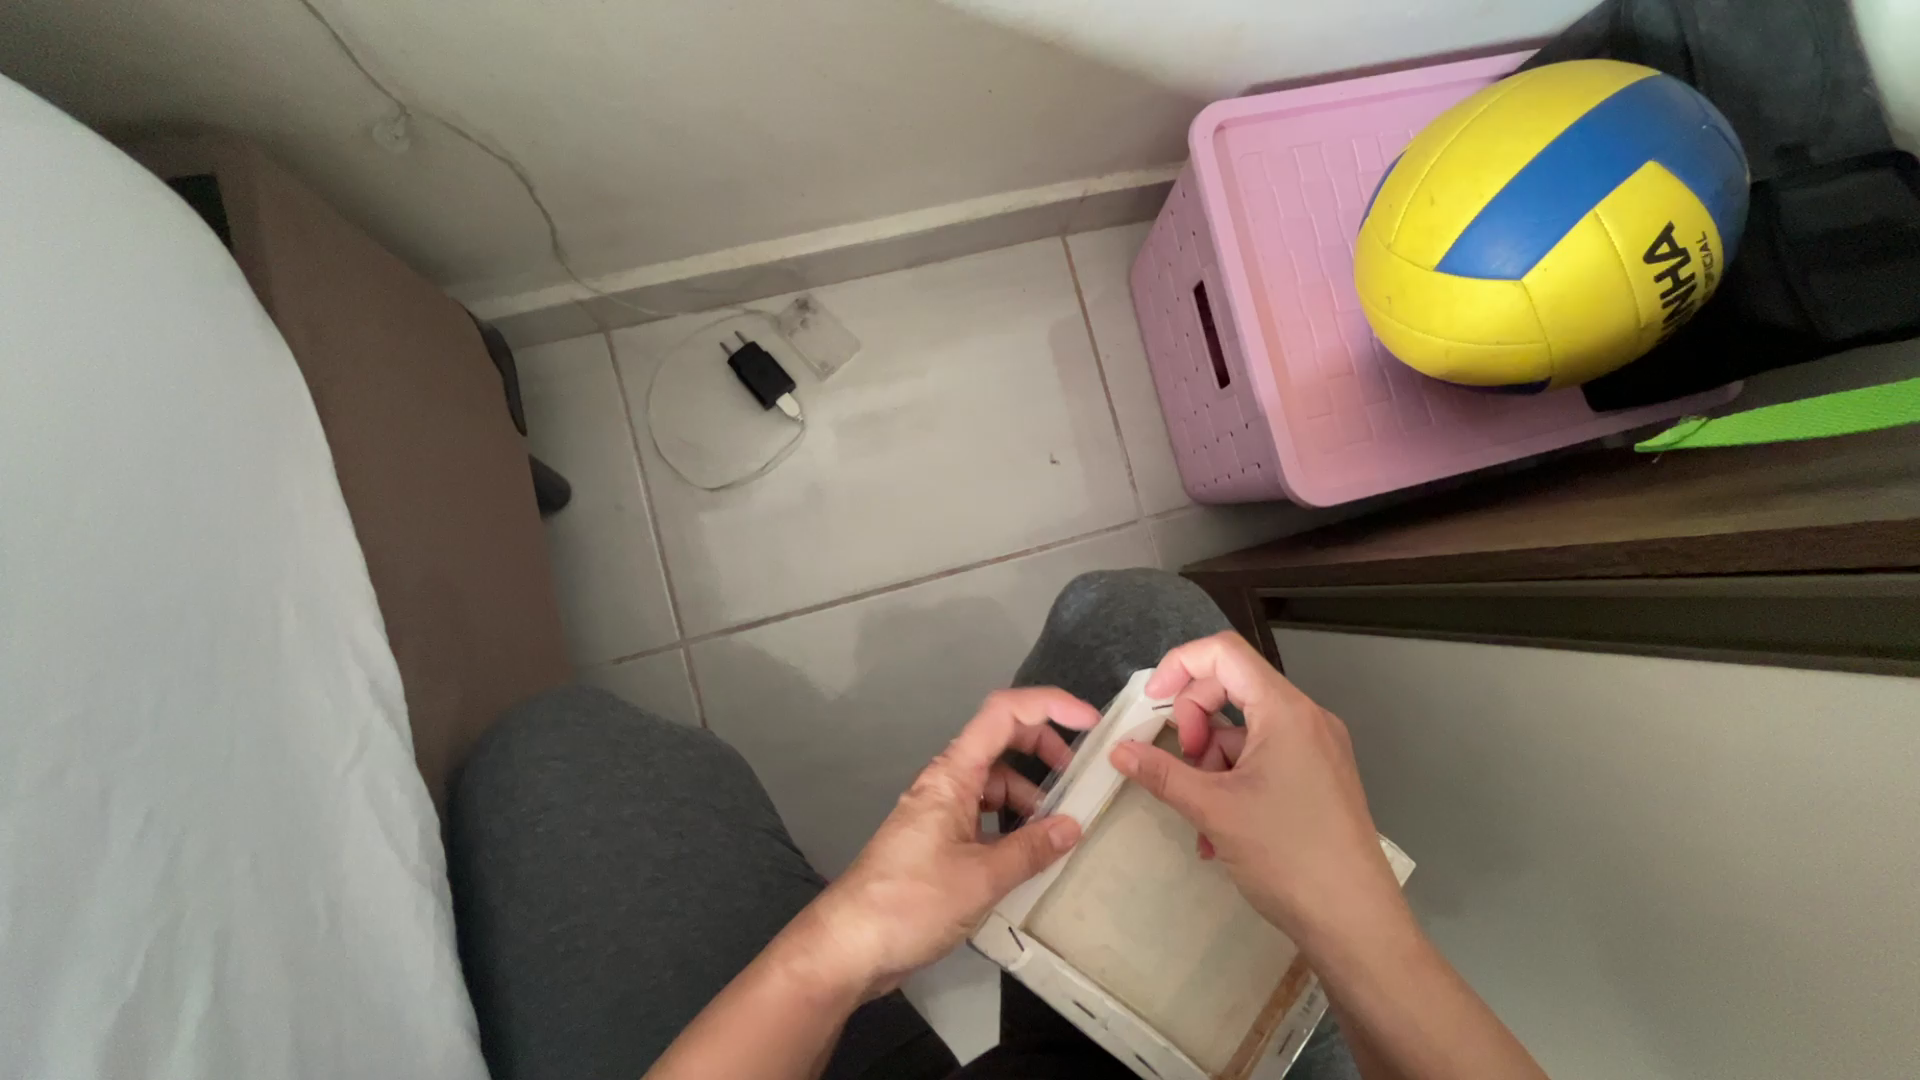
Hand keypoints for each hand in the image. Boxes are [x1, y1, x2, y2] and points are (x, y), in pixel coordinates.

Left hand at [791, 687, 1098, 1000]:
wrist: (848, 946)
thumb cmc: (911, 901)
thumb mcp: (981, 878)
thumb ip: (1030, 850)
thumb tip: (1072, 826)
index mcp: (954, 774)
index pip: (1003, 713)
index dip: (1049, 706)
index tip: (1090, 723)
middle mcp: (947, 782)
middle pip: (1002, 742)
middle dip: (1044, 750)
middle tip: (1080, 780)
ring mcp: (941, 812)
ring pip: (995, 785)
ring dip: (1029, 798)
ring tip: (1061, 831)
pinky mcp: (939, 842)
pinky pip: (984, 818)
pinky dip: (1011, 827)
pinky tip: (1030, 857)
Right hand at [1109, 631, 1408, 946]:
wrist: (1357, 925)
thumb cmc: (1286, 855)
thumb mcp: (1213, 810)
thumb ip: (1161, 772)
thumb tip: (1118, 750)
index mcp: (1284, 710)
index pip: (1223, 653)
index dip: (1178, 666)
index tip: (1151, 703)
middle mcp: (1305, 717)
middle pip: (1230, 686)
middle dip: (1192, 720)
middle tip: (1180, 763)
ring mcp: (1315, 747)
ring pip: (1242, 728)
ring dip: (1208, 760)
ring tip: (1198, 812)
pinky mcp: (1318, 775)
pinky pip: (1261, 756)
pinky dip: (1231, 778)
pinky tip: (1217, 828)